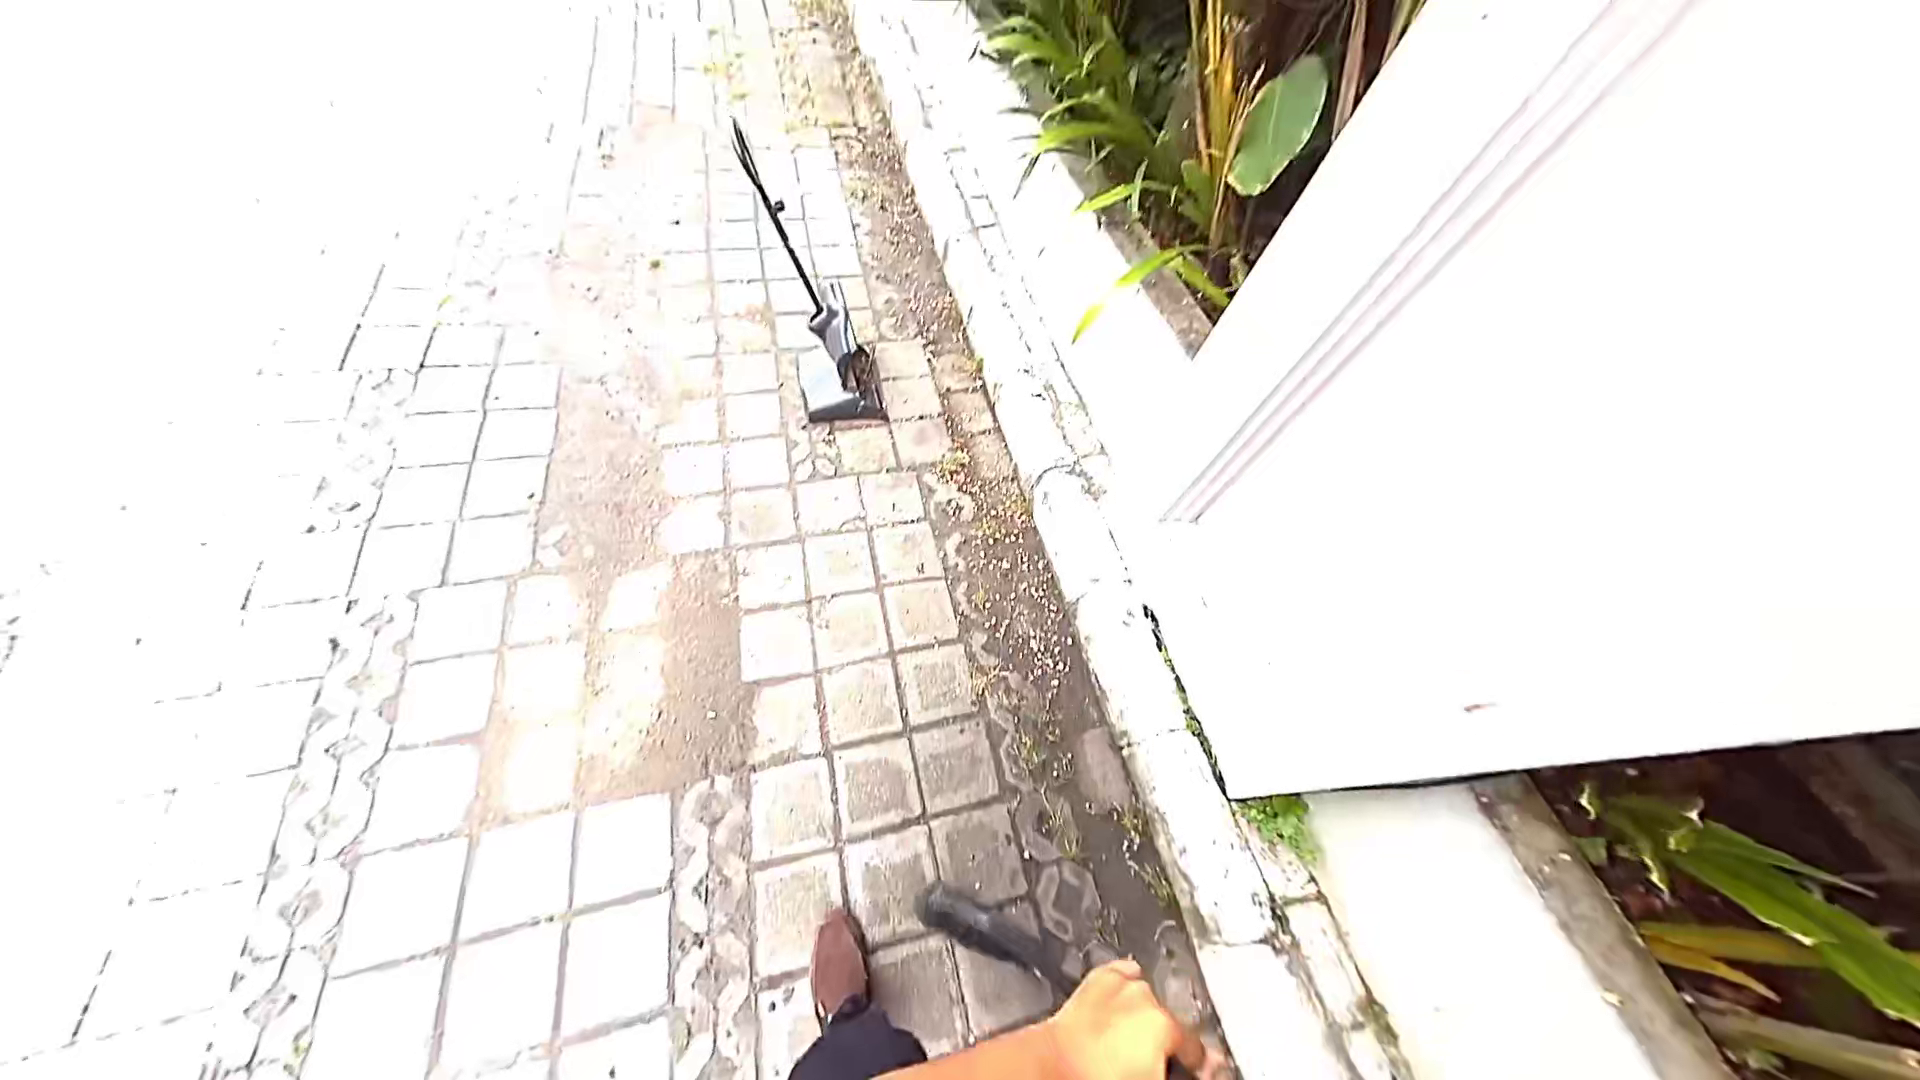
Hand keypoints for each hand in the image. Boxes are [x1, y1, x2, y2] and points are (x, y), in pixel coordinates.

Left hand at [1042, 959, 1228, 1079]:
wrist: (1059, 1067)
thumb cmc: (1103, 1078)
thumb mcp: (1154, 1079)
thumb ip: (1183, 1067)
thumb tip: (1208, 1064)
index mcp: (1164, 1025)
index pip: (1196, 1048)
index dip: (1197, 1065)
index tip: (1195, 1071)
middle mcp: (1145, 996)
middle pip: (1170, 1022)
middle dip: (1167, 1042)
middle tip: (1156, 1061)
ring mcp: (1120, 982)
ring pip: (1146, 999)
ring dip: (1146, 1016)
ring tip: (1133, 1039)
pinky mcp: (1099, 976)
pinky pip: (1123, 974)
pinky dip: (1127, 986)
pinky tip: (1125, 1002)